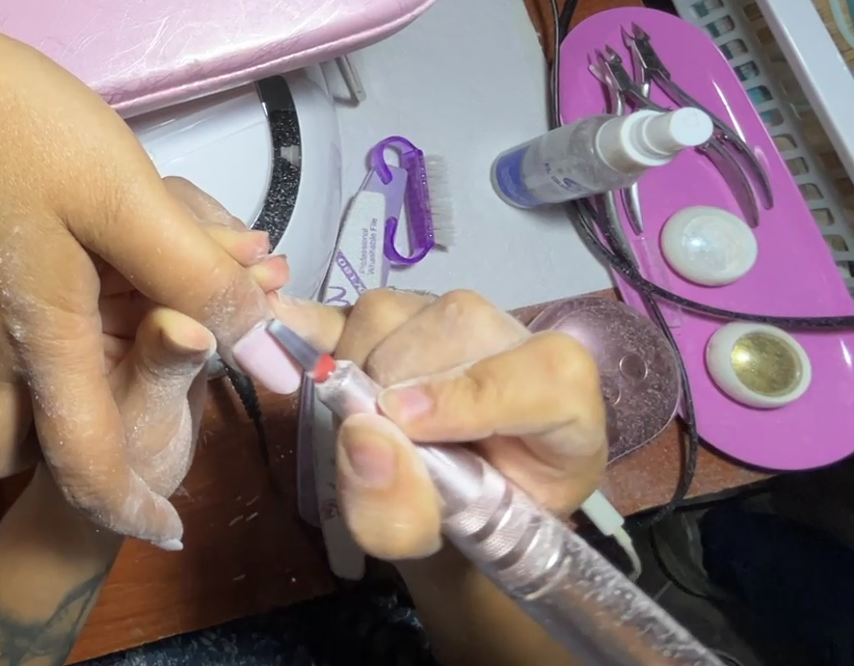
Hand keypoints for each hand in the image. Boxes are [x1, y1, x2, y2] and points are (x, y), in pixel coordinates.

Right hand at [0, 16, 275, 545]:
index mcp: (36, 339)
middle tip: (129, 373)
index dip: (124, 509)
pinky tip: (101, 226)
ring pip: (17, 369)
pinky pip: (11, 313)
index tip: (162, 529)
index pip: (79, 463)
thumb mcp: (121, 197)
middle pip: (18, 438)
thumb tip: (249, 332)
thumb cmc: (11, 132)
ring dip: (75, 356)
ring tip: (132, 282)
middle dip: (75, 436)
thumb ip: (191, 270)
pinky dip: (64, 298)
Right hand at [274, 290, 606, 559]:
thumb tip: (363, 436)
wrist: (440, 500)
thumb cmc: (462, 525)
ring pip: (391, 311)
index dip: (474, 393)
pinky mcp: (390, 310)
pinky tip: (290, 336)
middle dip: (392, 382)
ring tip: (361, 415)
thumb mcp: (440, 550)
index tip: (404, 422)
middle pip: (454, 326)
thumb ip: (401, 512)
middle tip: (377, 438)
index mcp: (563, 408)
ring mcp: (448, 315)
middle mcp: (512, 343)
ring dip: (354, 363)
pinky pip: (340, 304)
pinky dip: (306, 322)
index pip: (547, 375)